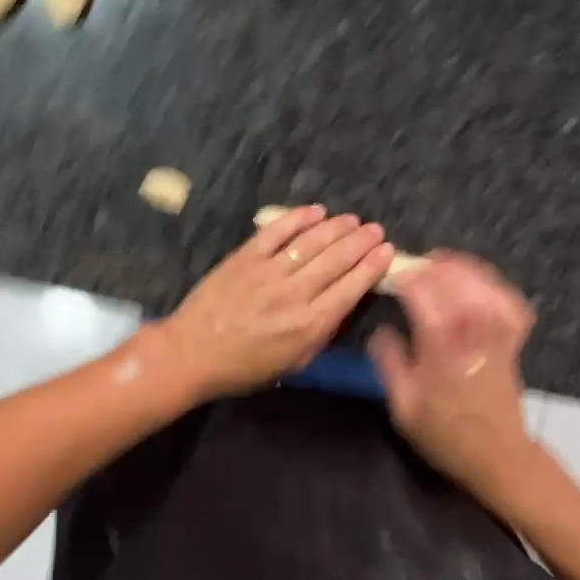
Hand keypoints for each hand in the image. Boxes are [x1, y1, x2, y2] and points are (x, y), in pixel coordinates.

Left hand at [157, 205, 395, 399]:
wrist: (191, 354)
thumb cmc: (244, 367)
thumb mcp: (293, 363)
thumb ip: (321, 334)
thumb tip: (343, 304)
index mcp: (309, 325)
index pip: (351, 288)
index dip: (373, 266)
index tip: (387, 251)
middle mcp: (295, 294)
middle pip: (337, 259)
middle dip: (362, 242)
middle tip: (376, 230)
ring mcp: (269, 271)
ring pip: (312, 241)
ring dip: (337, 228)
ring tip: (353, 220)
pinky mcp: (245, 257)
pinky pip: (277, 231)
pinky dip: (298, 218)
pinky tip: (316, 211)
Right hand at [368, 252, 538, 494]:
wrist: (498, 456)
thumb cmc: (445, 434)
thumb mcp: (403, 407)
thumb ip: (389, 364)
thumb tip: (380, 330)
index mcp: (441, 349)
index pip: (422, 295)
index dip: (405, 278)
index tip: (390, 276)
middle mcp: (472, 334)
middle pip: (454, 281)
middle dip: (430, 266)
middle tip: (411, 266)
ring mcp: (497, 334)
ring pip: (483, 284)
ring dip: (460, 267)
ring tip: (439, 263)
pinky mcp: (513, 339)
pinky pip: (509, 300)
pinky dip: (494, 284)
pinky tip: (478, 279)